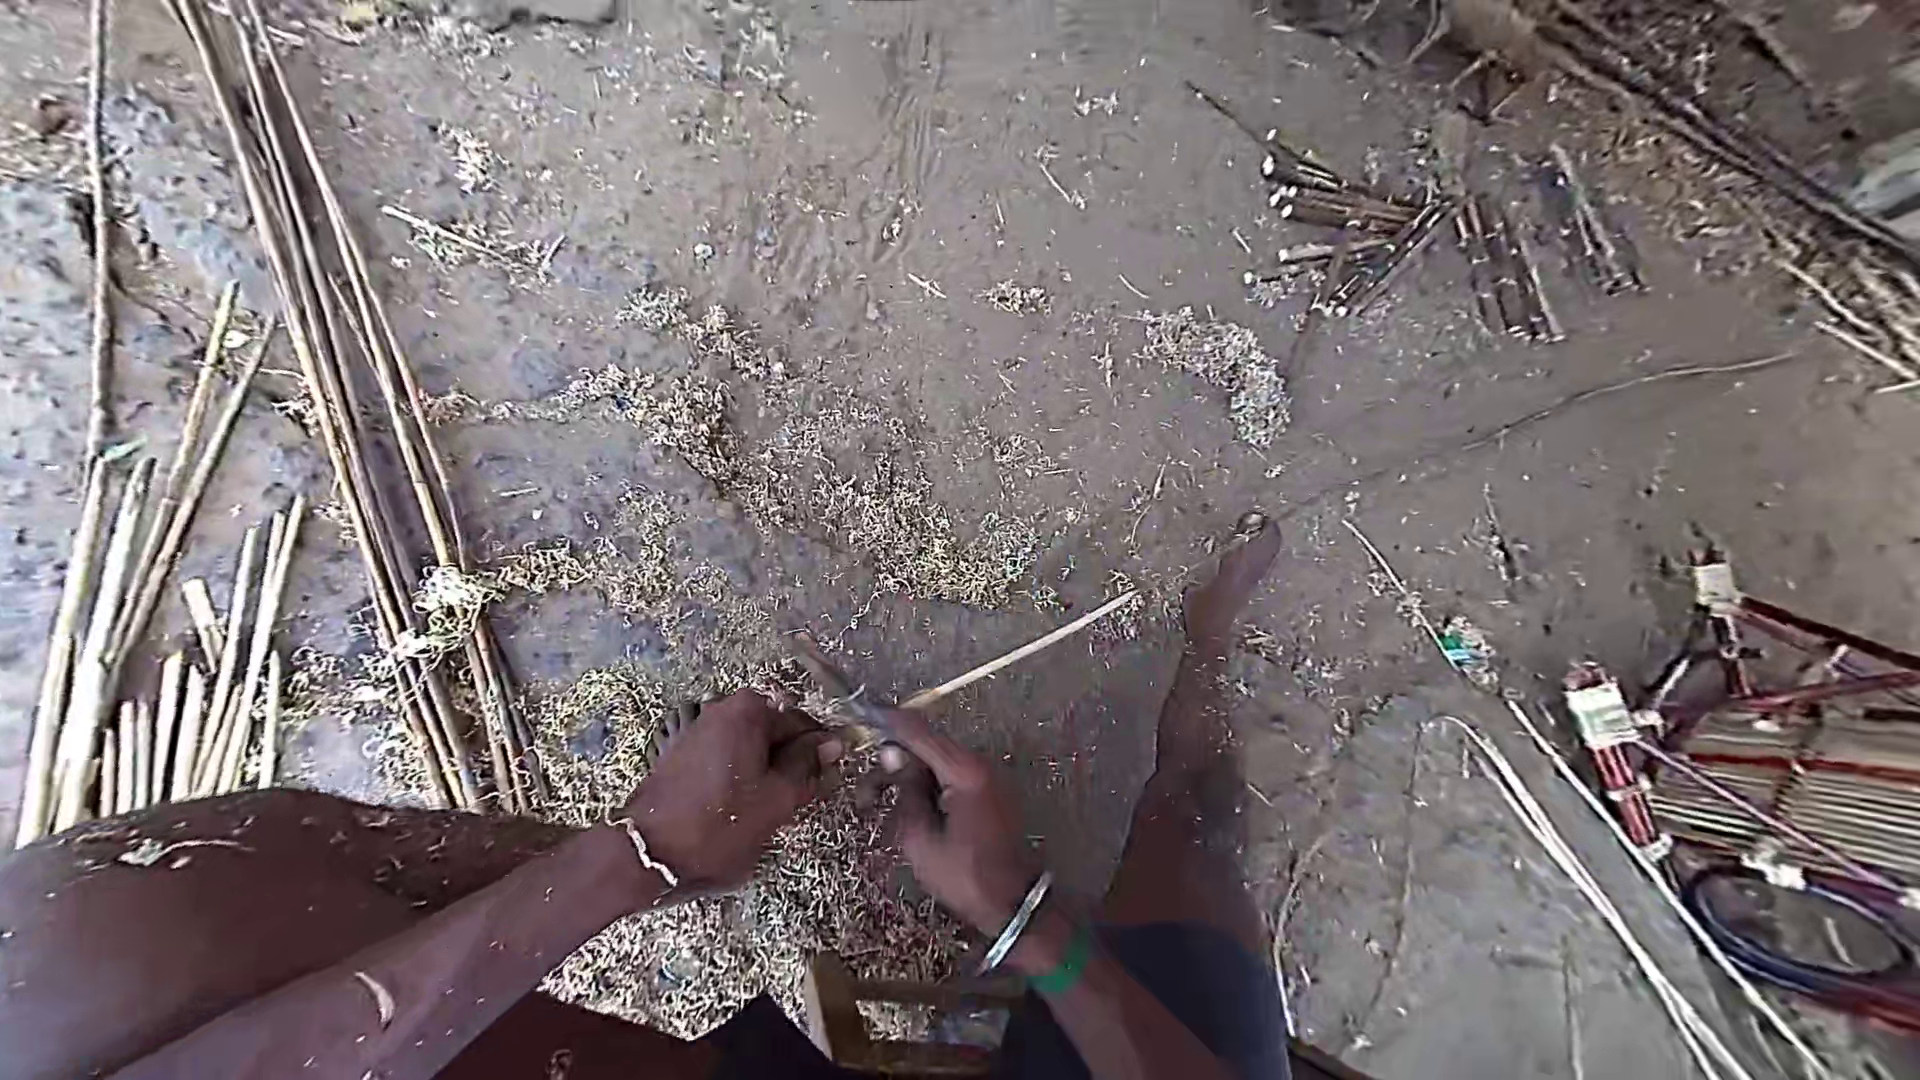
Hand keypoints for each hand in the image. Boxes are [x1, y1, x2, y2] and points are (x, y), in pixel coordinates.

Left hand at [621, 690, 840, 897]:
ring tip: (765, 808)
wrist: (645, 852)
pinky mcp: (686, 750)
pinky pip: (730, 754)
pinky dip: (743, 775)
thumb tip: (832, 743)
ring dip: (767, 772)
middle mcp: (725, 708)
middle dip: (790, 763)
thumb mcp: (778, 797)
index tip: (822, 784)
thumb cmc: (720, 822)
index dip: (817, 755)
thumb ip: (808, 764)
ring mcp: (702, 728)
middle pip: (777, 733)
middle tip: (792, 801)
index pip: (803, 725)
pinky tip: (740, 807)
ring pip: (754, 746)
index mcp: (751, 710)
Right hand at [882, 709, 1039, 935]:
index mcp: (964, 770)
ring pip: (938, 759)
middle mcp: (979, 762)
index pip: (920, 731)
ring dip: (912, 775)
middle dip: (896, 760)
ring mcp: (988, 773)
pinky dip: (930, 783)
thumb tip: (893, 755)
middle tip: (870, 793)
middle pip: (928, 744)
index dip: (889, 721)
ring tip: (888, 807)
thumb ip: (905, 791)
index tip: (864, 714)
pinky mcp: (989, 787)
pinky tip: (914, 808)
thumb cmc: (966, 876)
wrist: (1015, 903)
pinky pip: (952, 773)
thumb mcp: (921, 840)